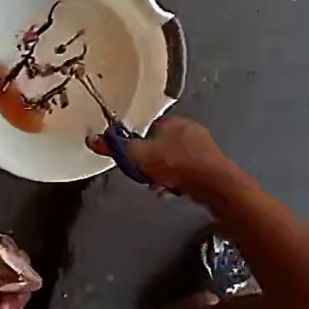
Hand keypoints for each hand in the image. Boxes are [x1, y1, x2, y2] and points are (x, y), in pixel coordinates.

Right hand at [88, 116, 240, 198]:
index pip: (144, 128)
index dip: (133, 144)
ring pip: (170, 159)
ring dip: (161, 172)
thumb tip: (94, 139)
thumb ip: (112, 147)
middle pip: (157, 145)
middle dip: (148, 161)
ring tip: (158, 182)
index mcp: (171, 121)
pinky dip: (175, 179)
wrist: (213, 184)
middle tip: (143, 171)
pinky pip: (184, 170)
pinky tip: (172, 187)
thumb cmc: (178, 164)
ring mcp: (202, 146)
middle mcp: (189, 129)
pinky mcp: (209, 163)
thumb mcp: (135, 155)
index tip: (129, 157)